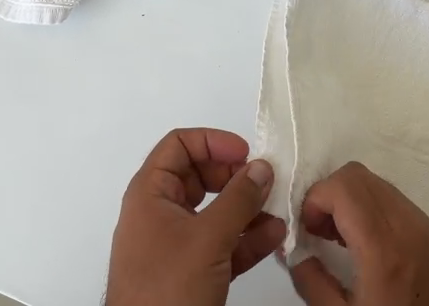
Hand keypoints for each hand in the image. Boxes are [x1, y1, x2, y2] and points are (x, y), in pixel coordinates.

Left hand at [105, 128, 285, 305]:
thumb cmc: (168, 286)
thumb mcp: (207, 239)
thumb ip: (238, 200)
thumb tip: (262, 166)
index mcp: (151, 193)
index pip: (179, 145)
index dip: (212, 142)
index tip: (246, 153)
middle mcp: (161, 212)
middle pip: (201, 177)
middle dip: (235, 178)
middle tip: (265, 182)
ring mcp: (175, 244)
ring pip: (215, 212)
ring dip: (247, 209)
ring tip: (278, 209)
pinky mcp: (191, 273)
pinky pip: (221, 244)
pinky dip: (246, 239)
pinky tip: (273, 237)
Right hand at [288, 162, 428, 305]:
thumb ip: (311, 283)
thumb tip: (292, 251)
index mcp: (383, 245)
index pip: (341, 186)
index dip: (314, 200)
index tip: (306, 230)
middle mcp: (406, 223)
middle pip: (356, 175)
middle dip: (329, 195)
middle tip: (319, 231)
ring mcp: (424, 224)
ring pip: (376, 183)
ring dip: (350, 199)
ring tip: (341, 239)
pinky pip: (394, 199)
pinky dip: (372, 208)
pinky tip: (367, 244)